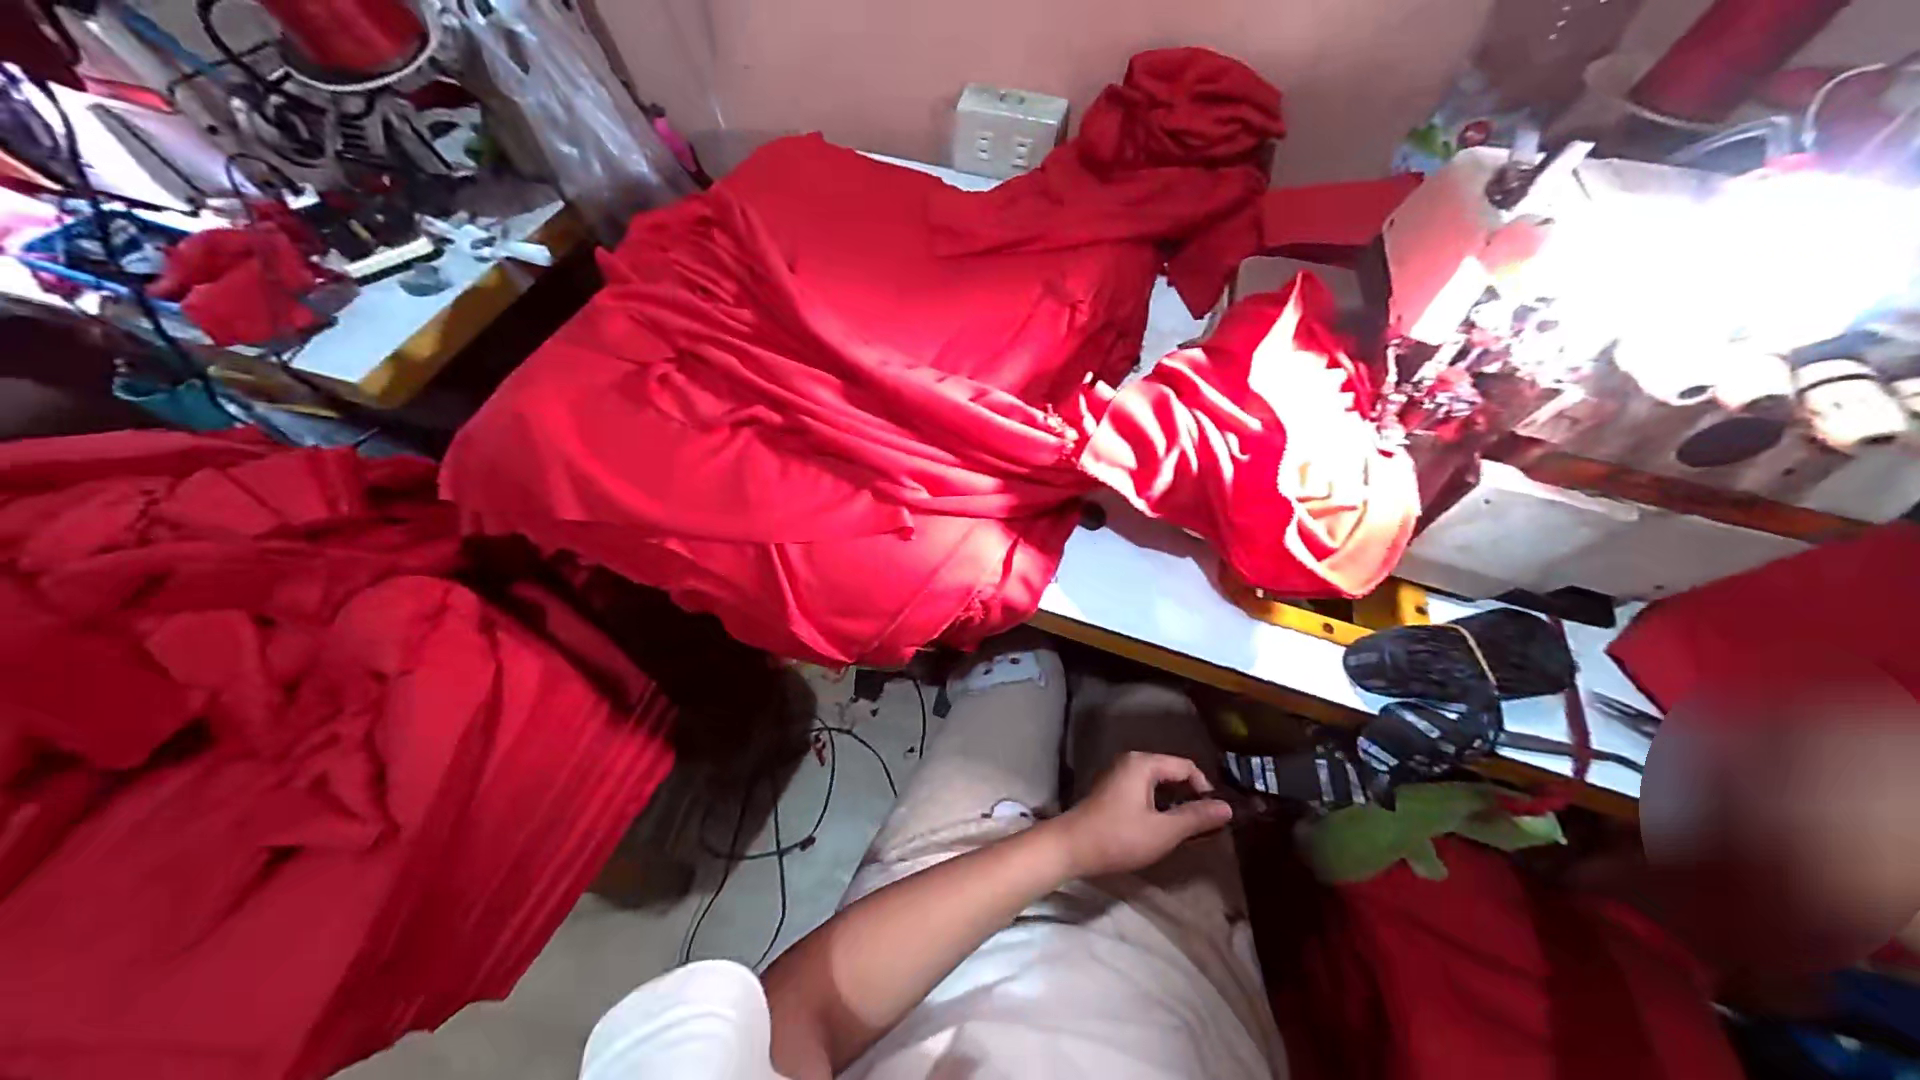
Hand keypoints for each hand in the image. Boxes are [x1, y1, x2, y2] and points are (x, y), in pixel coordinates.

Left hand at [1045, 752, 1232, 878]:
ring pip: (1159, 784)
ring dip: (1176, 805)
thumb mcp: (1163, 831)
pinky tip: (1165, 829)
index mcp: (1143, 764)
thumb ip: (1196, 818)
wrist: (1071, 847)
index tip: (1215, 817)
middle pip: (1173, 773)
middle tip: (1205, 827)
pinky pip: (1145, 792)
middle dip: (1191, 798)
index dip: (1205, 790)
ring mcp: (1119, 776)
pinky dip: (1159, 807)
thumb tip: (1226, 808)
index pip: (1186, 767)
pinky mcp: (1113, 791)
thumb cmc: (1118, 837)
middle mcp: (1130, 762)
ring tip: (1188, 831)